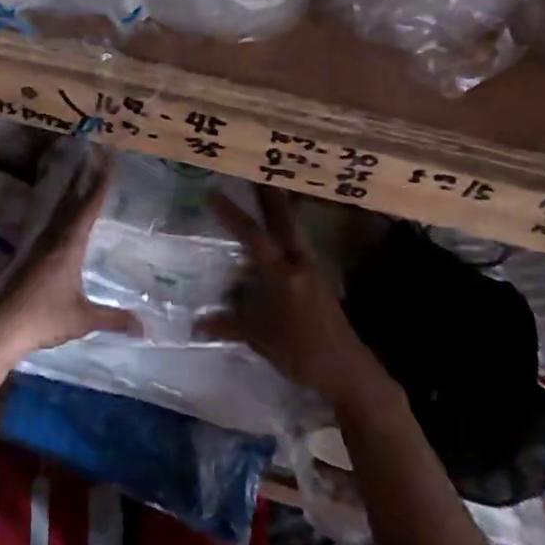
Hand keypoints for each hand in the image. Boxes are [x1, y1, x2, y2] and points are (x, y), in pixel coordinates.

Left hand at [0, 151, 138, 353]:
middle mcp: (52, 239)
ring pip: (59, 211)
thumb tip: (144, 328)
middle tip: (95, 154)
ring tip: (82, 175)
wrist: (0, 328)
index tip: (107, 160)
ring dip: (72, 192)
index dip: (99, 184)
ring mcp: (39, 246)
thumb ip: (113, 319)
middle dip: (85, 178)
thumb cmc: (43, 318)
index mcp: (67, 246)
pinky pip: (51, 224)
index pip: (88, 208)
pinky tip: (63, 216)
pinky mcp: (30, 257)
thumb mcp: (82, 319)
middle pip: (72, 202)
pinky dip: (62, 211)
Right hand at [207, 187, 384, 405]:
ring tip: (269, 195)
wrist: (347, 371)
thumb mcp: (259, 339)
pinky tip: (280, 239)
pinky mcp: (320, 281)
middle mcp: (300, 264)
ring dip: (282, 212)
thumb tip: (197, 323)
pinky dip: (287, 234)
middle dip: (271, 196)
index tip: (214, 193)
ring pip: (295, 231)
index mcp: (283, 274)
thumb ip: (228, 325)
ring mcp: (314, 271)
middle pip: (284, 220)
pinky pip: (299, 248)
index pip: (254, 237)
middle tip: (259, 172)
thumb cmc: (300, 353)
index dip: (233, 214)